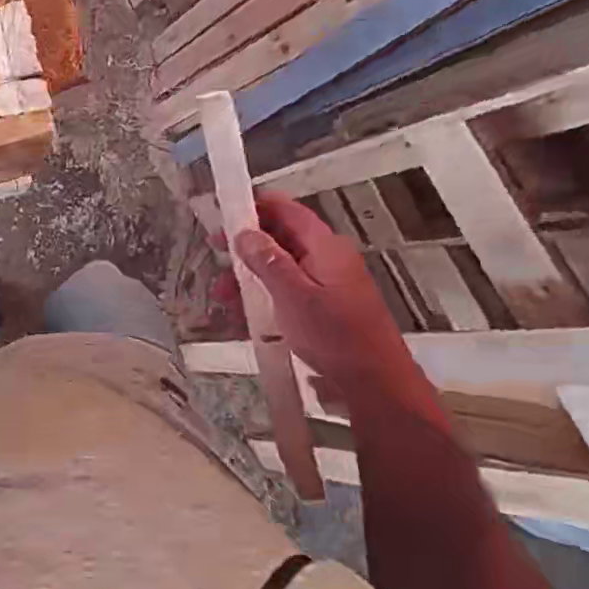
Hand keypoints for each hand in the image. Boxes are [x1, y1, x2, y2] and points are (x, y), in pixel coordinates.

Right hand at [233, 191, 414, 400]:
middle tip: (215, 252)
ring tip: (223, 294)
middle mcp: (326, 258)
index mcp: (324, 247)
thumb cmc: (333, 334)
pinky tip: (242, 311)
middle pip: (280, 237)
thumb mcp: (292, 295)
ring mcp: (326, 281)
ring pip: (279, 264)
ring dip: (249, 274)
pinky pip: (286, 287)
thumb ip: (267, 261)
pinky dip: (262, 293)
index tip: (224, 211)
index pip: (287, 211)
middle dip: (245, 245)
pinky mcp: (323, 303)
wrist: (373, 382)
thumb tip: (244, 233)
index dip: (255, 206)